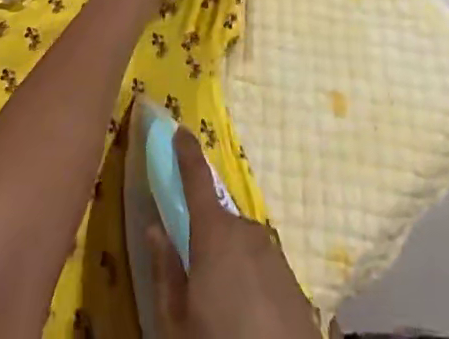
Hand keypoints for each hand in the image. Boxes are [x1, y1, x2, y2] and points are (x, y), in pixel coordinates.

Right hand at [147, 129, 319, 338]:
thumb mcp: (177, 321)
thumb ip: (165, 271)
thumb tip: (155, 228)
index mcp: (215, 235)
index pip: (196, 180)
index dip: (187, 153)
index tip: (180, 129)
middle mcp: (247, 232)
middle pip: (217, 221)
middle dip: (202, 236)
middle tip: (190, 271)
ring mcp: (274, 252)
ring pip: (239, 244)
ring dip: (226, 259)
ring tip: (217, 304)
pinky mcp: (293, 275)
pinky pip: (260, 263)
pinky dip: (247, 276)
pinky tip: (244, 312)